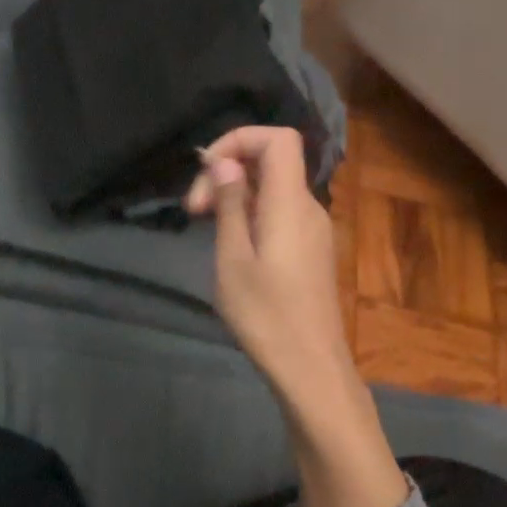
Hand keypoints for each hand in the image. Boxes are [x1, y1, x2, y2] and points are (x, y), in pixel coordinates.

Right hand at [186, 126, 408, 506]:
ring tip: (205, 230)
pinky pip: (279, 214)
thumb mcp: (232, 259)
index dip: (240, 139)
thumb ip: (229, 205)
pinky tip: (230, 249)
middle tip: (193, 211)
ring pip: (273, 190)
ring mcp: (313, 231)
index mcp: (289, 203)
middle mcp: (308, 208)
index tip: (206, 169)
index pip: (278, 139)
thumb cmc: (265, 315)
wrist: (310, 367)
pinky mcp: (311, 252)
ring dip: (235, 197)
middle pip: (273, 162)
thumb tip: (224, 164)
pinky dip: (250, 216)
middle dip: (227, 172)